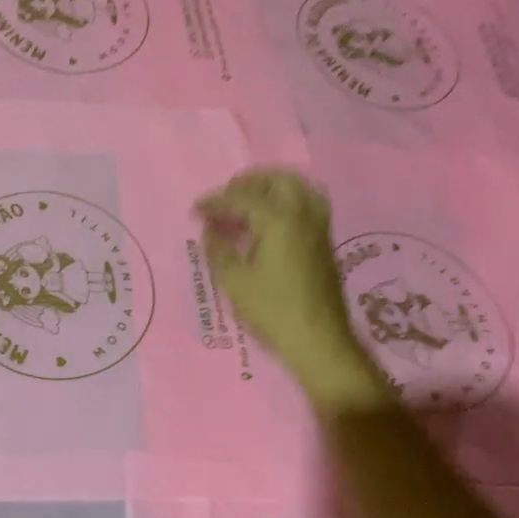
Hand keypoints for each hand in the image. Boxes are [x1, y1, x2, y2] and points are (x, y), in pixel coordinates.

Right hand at [197, 169, 390, 408]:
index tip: (195, 211)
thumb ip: (218, 249)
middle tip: (225, 198)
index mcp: (279, 219)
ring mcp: (318, 226)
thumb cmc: (271, 310)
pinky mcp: (323, 241)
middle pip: (277, 180)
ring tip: (245, 206)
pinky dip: (283, 203)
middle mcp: (303, 213)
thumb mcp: (234, 281)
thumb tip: (211, 230)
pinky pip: (304, 205)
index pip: (242, 197)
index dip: (215, 202)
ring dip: (269, 189)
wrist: (317, 338)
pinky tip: (264, 224)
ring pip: (296, 189)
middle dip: (248, 183)